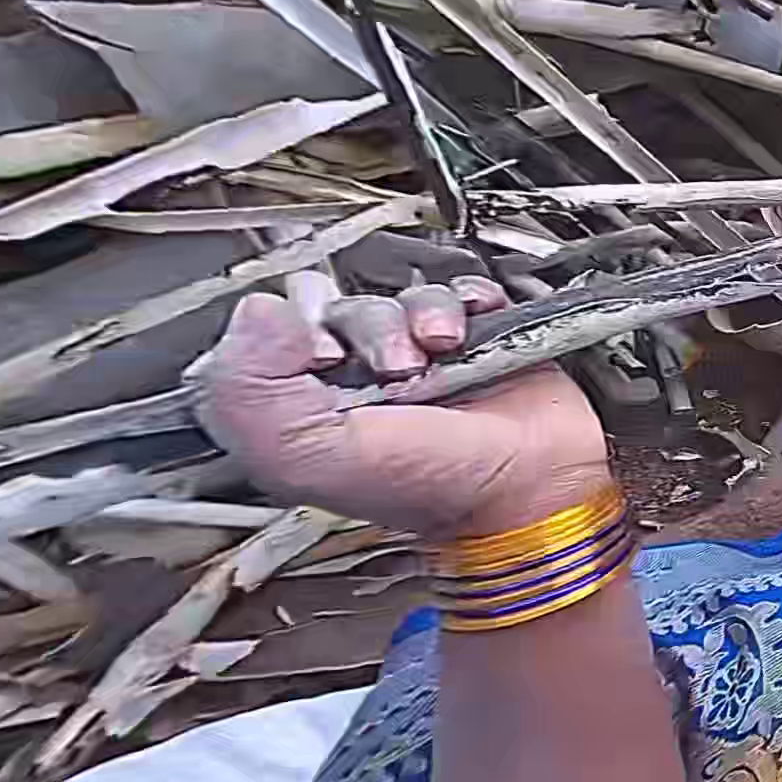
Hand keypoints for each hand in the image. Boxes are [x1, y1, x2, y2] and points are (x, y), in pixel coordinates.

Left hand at [190, 279, 611, 539]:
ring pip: (410, 297)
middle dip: (373, 327)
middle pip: (351, 307)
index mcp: (317, 406)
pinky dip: (471, 297)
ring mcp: (434, 357)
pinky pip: (468, 293)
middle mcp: (372, 378)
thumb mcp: (310, 459)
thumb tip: (260, 308)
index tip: (327, 358)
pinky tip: (476, 324)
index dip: (300, 329)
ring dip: (426, 312)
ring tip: (446, 348)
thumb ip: (252, 391)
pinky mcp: (487, 342)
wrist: (529, 482)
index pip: (283, 332)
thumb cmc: (433, 488)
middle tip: (399, 368)